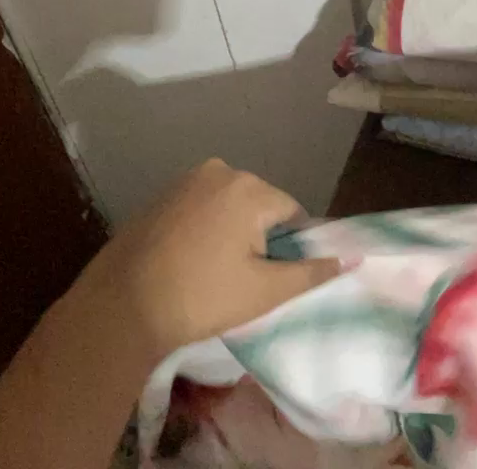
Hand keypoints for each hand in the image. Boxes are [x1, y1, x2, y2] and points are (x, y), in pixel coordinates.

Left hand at [78, 159, 343, 357]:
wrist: (122, 305)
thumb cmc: (201, 297)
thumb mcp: (265, 291)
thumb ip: (311, 271)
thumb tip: (353, 258)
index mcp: (250, 188)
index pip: (291, 211)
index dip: (288, 246)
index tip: (271, 277)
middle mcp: (221, 171)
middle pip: (259, 204)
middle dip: (258, 236)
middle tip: (242, 279)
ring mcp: (187, 179)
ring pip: (229, 205)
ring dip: (230, 231)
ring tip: (214, 272)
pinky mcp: (163, 193)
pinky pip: (201, 206)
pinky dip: (204, 227)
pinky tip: (190, 260)